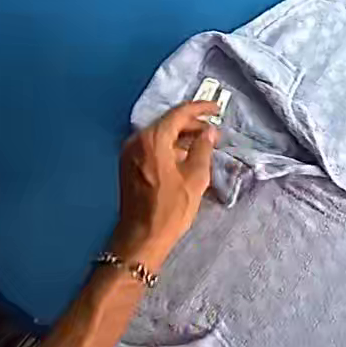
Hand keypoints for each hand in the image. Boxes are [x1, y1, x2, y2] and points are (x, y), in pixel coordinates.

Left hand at [112, 100, 219, 271]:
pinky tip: (185, 155)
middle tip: (213, 131)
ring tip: (203, 143)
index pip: (178, 114)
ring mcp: (129, 152)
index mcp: (152, 140)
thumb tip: (209, 131)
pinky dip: (169, 145)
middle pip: (167, 122)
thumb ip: (203, 148)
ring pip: (160, 134)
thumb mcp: (195, 177)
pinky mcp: (128, 164)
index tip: (216, 109)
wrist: (141, 238)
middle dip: (191, 123)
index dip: (200, 109)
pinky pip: (151, 145)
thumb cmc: (170, 208)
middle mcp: (137, 141)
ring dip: (181, 135)